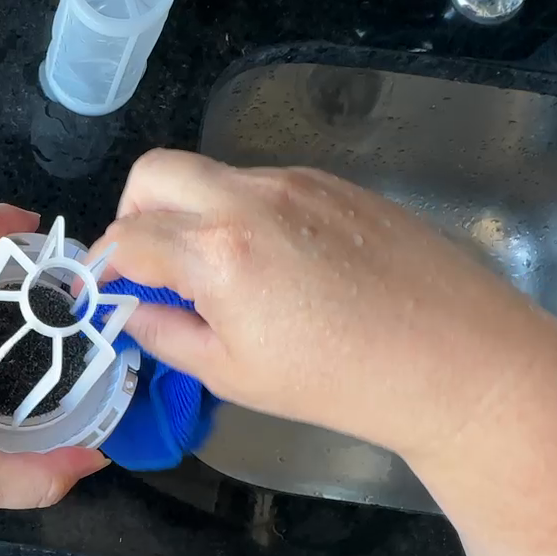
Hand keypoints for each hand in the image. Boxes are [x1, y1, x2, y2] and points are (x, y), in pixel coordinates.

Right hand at [100, 150, 556, 457]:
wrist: (453, 358)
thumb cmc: (332, 382)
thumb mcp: (229, 374)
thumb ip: (163, 334)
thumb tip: (129, 309)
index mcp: (217, 253)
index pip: (126, 236)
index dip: (102, 266)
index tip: (105, 292)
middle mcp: (250, 198)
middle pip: (153, 173)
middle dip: (132, 216)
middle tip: (148, 268)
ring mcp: (296, 182)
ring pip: (207, 175)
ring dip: (186, 215)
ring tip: (214, 276)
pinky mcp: (333, 182)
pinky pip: (257, 184)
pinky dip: (235, 215)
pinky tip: (268, 266)